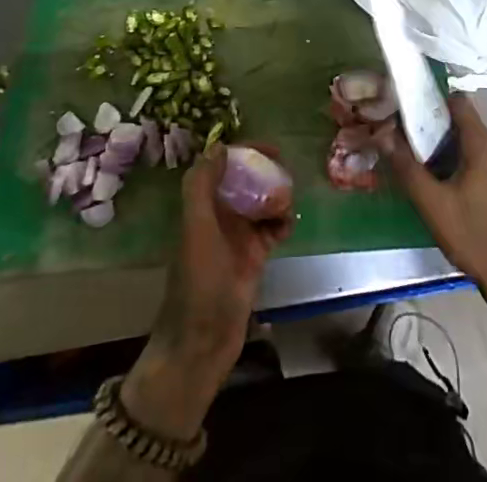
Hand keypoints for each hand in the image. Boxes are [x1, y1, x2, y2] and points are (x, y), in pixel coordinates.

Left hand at [122, 144, 291, 439]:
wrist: (203, 340)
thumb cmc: (198, 283)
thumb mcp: (196, 230)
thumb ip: (201, 187)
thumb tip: (219, 146)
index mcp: (200, 205)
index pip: (222, 165)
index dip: (243, 152)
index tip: (269, 148)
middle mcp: (218, 216)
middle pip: (244, 181)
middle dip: (265, 172)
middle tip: (287, 170)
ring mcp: (237, 236)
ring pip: (260, 203)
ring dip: (276, 197)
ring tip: (288, 202)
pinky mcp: (254, 257)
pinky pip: (271, 230)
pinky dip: (281, 222)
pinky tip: (289, 224)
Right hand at [381, 94, 486, 303]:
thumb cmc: (473, 236)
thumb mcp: (431, 202)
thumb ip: (406, 166)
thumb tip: (382, 133)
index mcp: (484, 145)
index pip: (458, 102)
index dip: (431, 101)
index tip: (406, 111)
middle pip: (462, 123)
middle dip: (433, 129)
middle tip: (404, 142)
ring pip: (470, 143)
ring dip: (445, 149)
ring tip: (418, 164)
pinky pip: (481, 160)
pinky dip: (460, 163)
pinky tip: (442, 185)